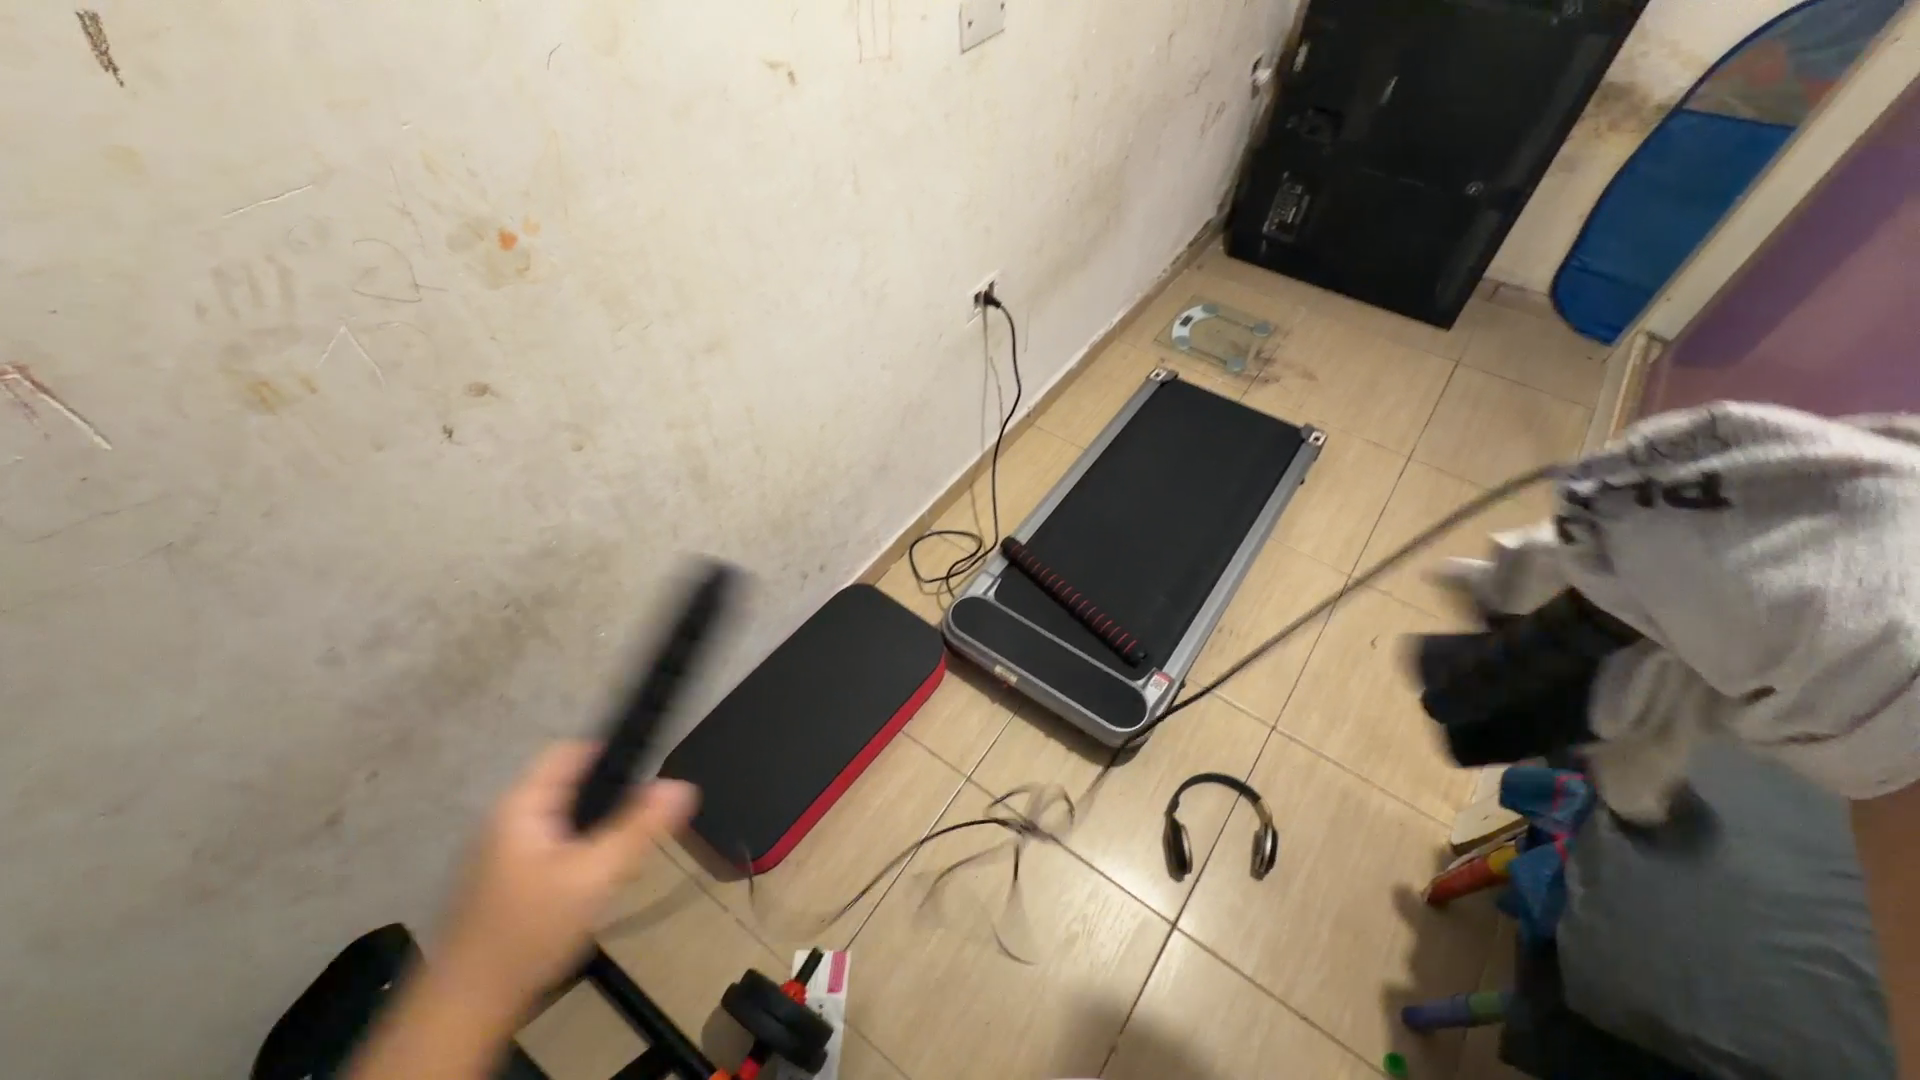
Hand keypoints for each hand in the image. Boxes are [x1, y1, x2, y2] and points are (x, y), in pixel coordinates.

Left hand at [433, 742, 698, 1018]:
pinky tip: (588, 889)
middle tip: (640, 826)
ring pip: (557, 823)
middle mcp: (502, 821)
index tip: (648, 773)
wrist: (465, 1007)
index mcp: (521, 806)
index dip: (611, 752)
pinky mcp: (497, 884)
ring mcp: (494, 854)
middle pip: (566, 788)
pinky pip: (545, 850)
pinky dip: (572, 857)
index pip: (569, 752)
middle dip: (606, 802)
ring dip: (591, 833)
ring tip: (620, 859)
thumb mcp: (596, 875)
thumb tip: (681, 786)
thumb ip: (640, 828)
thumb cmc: (531, 930)